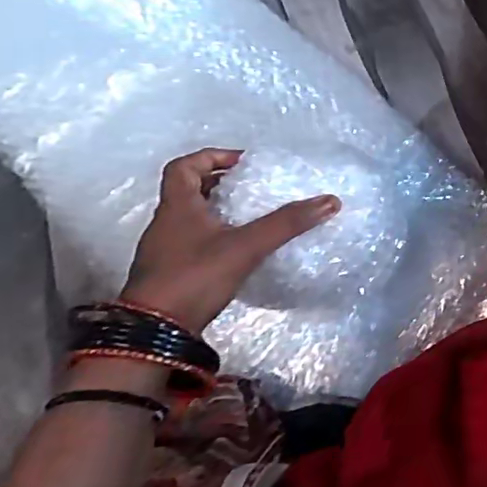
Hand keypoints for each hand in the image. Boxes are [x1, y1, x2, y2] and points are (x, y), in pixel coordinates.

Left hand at [120, 148, 339, 331]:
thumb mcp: (247, 246)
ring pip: (191, 216)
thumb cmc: (195, 277)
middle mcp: (166, 223)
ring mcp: (165, 249)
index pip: (184, 166)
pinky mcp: (171, 272)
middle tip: (252, 185)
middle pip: (187, 189)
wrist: (156, 329)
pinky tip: (239, 248)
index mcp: (177, 207)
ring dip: (218, 208)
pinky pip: (193, 240)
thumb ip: (287, 223)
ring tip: (252, 214)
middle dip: (219, 182)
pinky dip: (215, 234)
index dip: (212, 157)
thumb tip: (329, 200)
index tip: (243, 162)